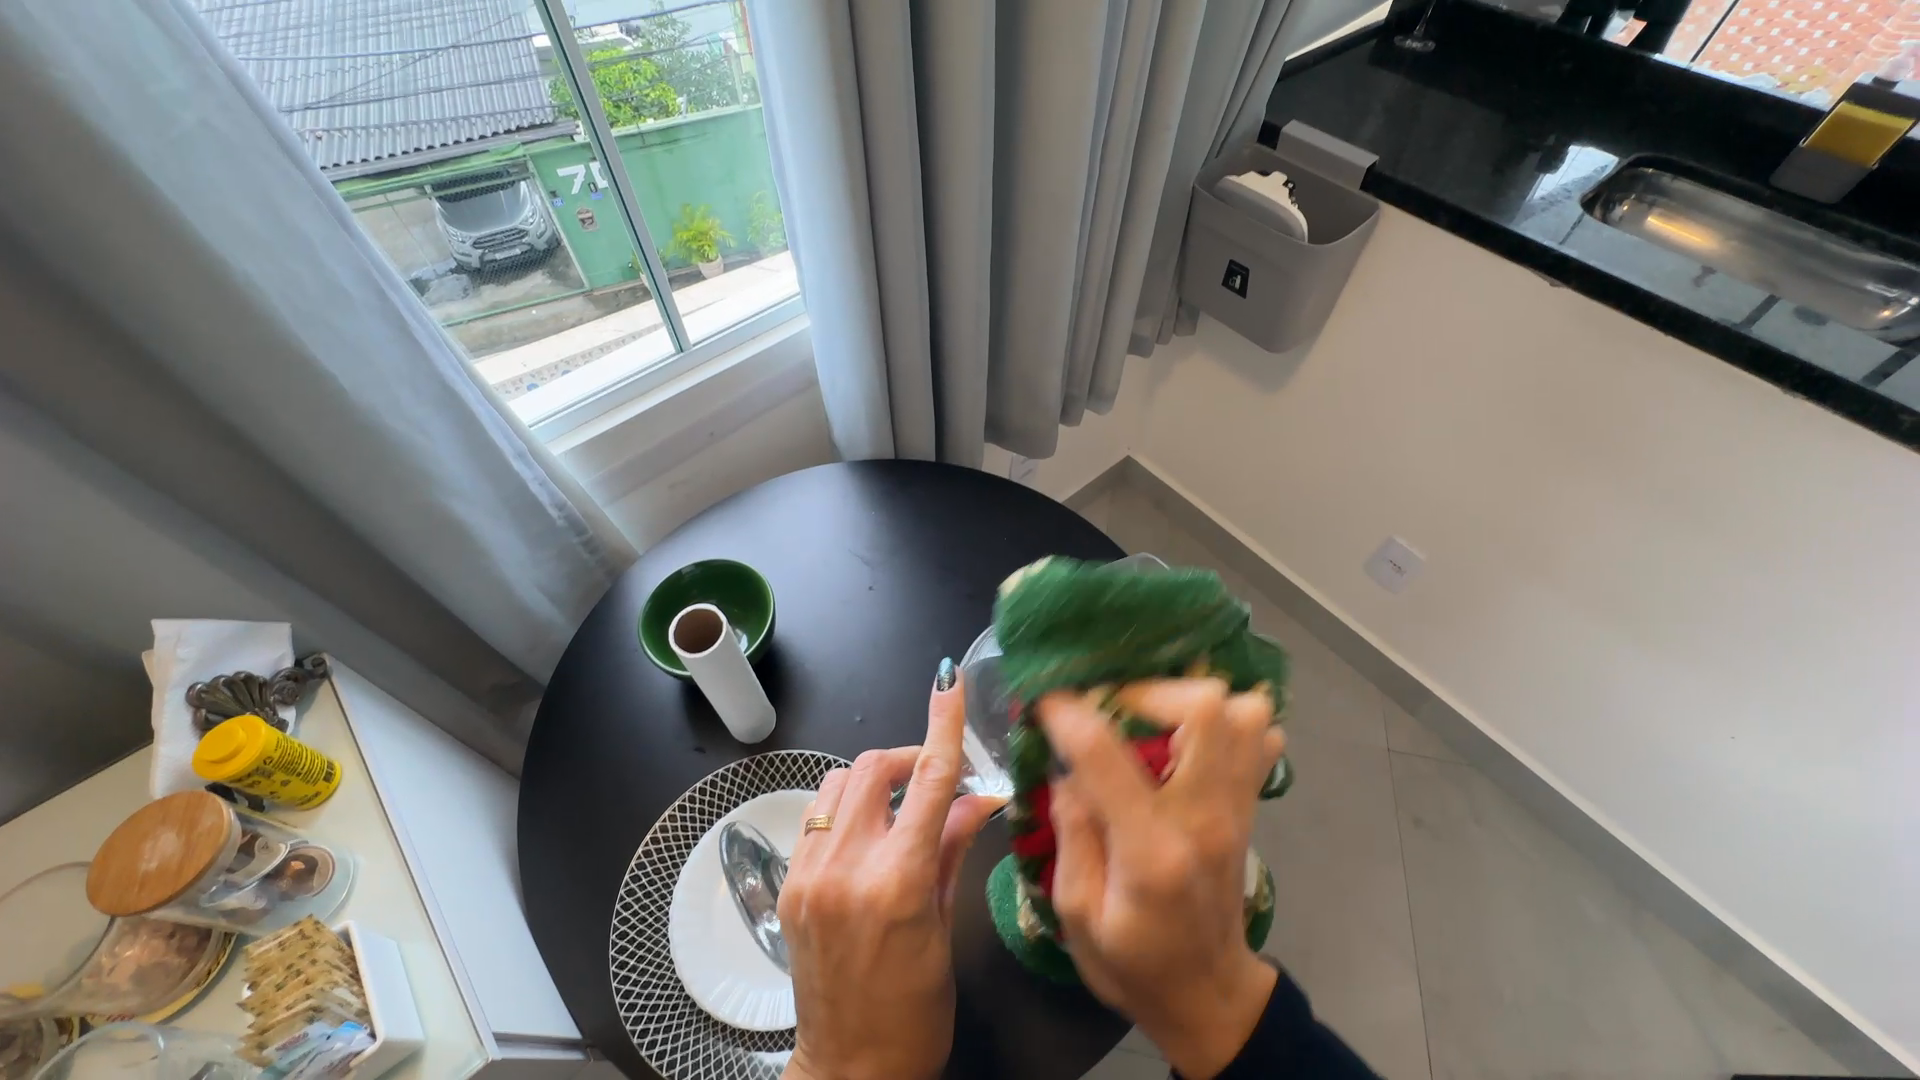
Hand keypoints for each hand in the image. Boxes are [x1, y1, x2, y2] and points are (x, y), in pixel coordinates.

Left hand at [779, 661, 1002, 1079]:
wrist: (850, 1067)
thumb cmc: (916, 1009)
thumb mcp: (944, 926)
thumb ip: (953, 847)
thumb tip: (982, 794)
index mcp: (897, 882)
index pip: (930, 782)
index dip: (943, 725)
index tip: (949, 682)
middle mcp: (845, 867)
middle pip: (874, 766)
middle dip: (909, 756)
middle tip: (934, 777)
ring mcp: (809, 872)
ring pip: (839, 781)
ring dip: (875, 780)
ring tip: (900, 809)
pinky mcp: (789, 882)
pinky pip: (818, 814)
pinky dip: (848, 806)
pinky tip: (868, 833)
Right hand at [1038, 678, 1285, 1079]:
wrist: (1209, 998)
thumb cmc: (1132, 964)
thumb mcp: (1077, 913)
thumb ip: (1072, 832)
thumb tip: (1068, 769)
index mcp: (1150, 851)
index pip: (1107, 754)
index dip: (1068, 713)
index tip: (1044, 699)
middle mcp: (1204, 817)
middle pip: (1206, 709)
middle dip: (1147, 690)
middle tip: (1110, 705)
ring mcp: (1235, 809)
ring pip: (1243, 714)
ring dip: (1192, 700)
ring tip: (1150, 718)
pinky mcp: (1247, 808)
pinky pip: (1258, 738)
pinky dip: (1226, 720)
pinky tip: (1187, 736)